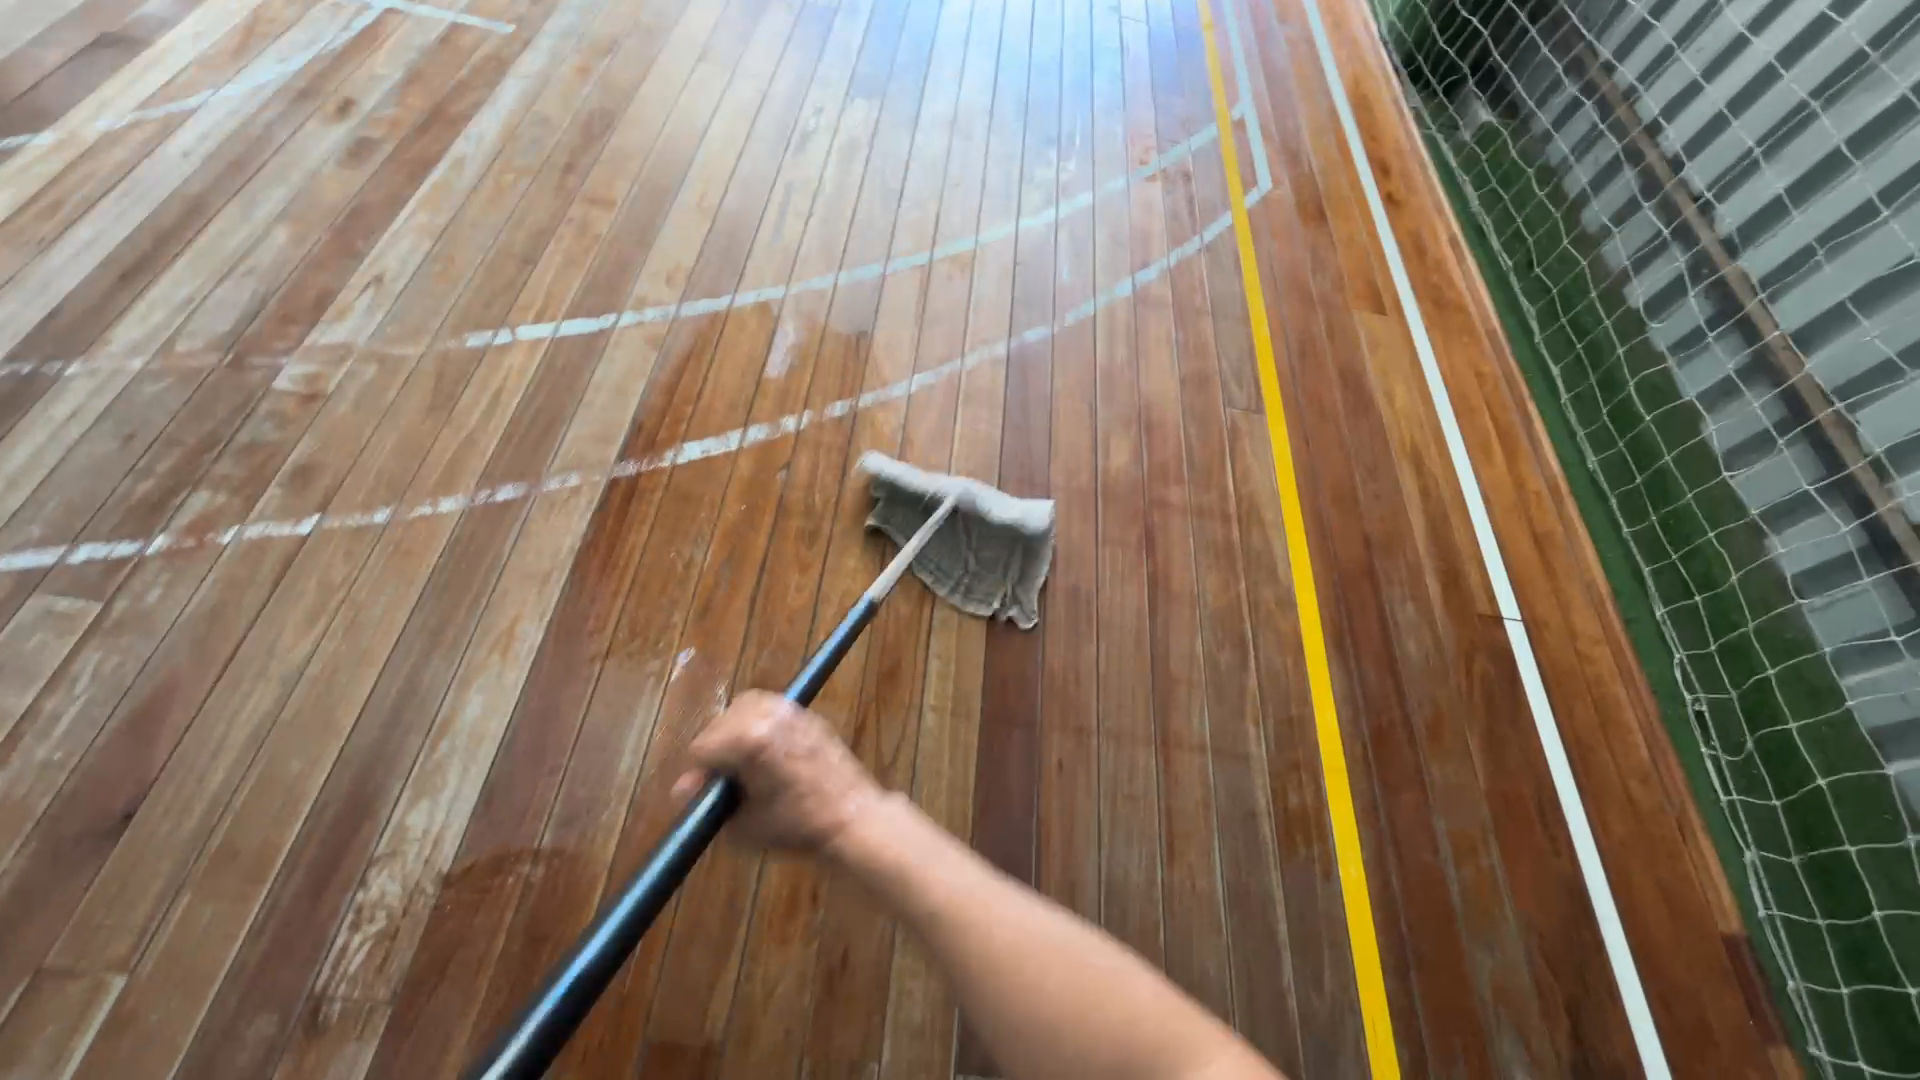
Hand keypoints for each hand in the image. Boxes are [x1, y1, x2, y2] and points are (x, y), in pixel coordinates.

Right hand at [672, 690, 884, 851]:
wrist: (851, 816)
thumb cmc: (795, 825)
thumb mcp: (741, 824)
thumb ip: (708, 802)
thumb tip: (683, 788)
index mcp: (749, 740)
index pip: (702, 748)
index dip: (699, 773)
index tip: (706, 792)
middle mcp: (767, 715)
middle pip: (720, 723)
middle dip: (716, 750)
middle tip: (724, 779)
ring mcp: (790, 710)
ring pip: (744, 708)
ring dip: (735, 732)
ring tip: (741, 762)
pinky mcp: (806, 714)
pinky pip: (770, 708)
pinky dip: (759, 724)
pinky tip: (765, 751)